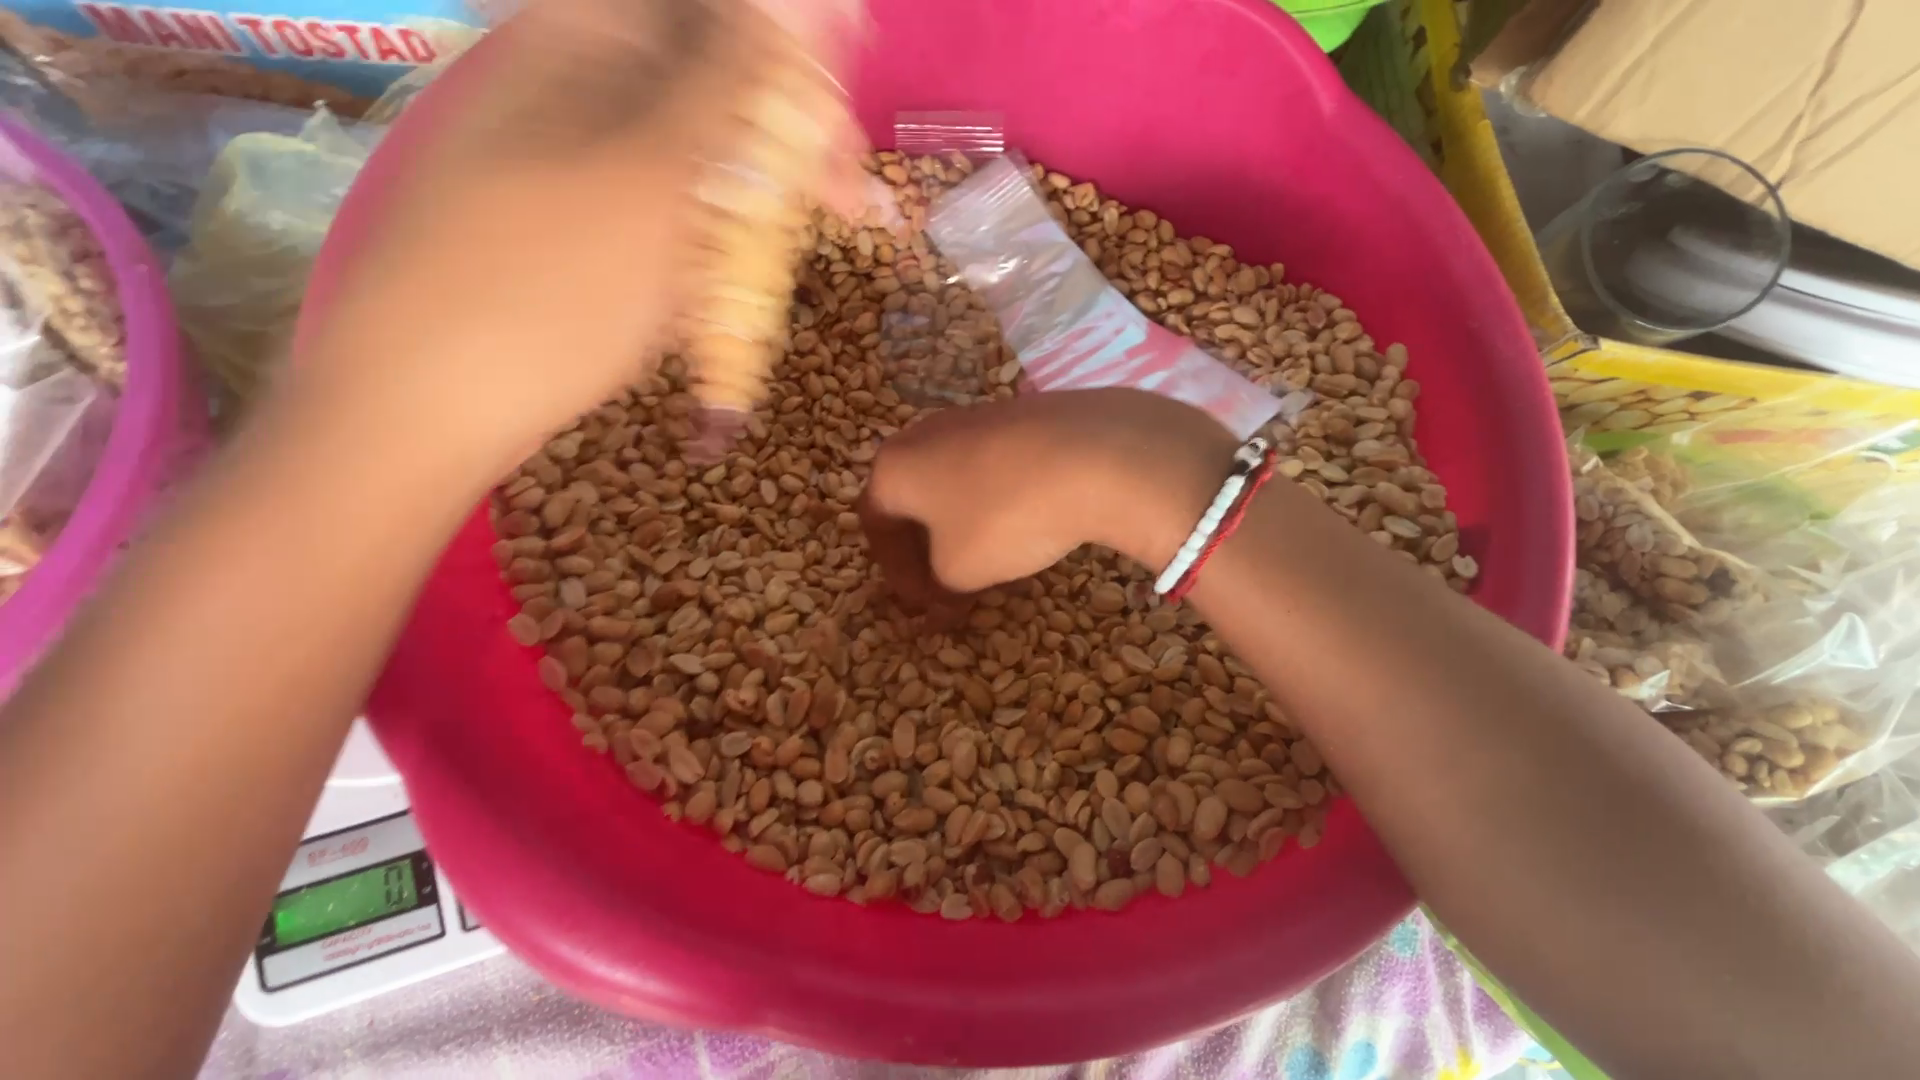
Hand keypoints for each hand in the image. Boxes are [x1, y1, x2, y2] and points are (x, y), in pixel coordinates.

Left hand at [292, 0, 864, 475]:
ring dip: (757, 191)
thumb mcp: (656, 182)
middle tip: (850, 205)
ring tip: (798, 249)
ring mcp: (564, 150)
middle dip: (789, 138)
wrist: (422, 407)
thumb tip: (806, 0)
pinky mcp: (566, 216)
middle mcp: (571, 77)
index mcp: (584, 37)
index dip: (797, 55)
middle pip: (711, 80)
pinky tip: (731, 273)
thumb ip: (734, 84)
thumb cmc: (545, 292)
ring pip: (691, 147)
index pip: (718, 13)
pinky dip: (707, 229)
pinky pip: (659, 200)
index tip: (851, 122)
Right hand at [859, 388, 1239, 608]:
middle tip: (952, 586)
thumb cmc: (1005, 517)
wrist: (1094, 456)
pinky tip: (1028, 524)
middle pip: (914, 498)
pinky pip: (994, 466)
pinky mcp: (1022, 413)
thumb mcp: (958, 570)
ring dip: (965, 525)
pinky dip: (998, 499)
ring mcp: (975, 416)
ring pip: (956, 481)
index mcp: (894, 466)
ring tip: (993, 561)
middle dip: (930, 548)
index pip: (876, 524)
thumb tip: (945, 584)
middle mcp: (925, 432)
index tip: (926, 603)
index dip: (897, 572)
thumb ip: (938, 582)